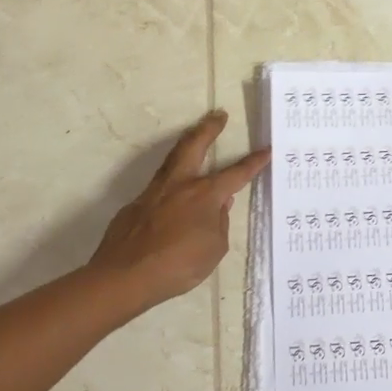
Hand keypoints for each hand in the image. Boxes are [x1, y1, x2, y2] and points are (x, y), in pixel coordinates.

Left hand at [88, 110, 269, 315]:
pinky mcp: (135, 206)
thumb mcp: (213, 249)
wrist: (125, 276)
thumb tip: (219, 206)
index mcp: (205, 195)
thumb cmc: (178, 265)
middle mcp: (180, 185)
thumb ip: (219, 223)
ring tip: (194, 138)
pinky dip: (170, 187)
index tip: (266, 149)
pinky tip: (172, 198)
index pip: (236, 174)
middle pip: (194, 146)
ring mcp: (153, 193)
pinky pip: (158, 190)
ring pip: (172, 161)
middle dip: (209, 129)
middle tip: (218, 115)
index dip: (254, 162)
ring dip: (186, 146)